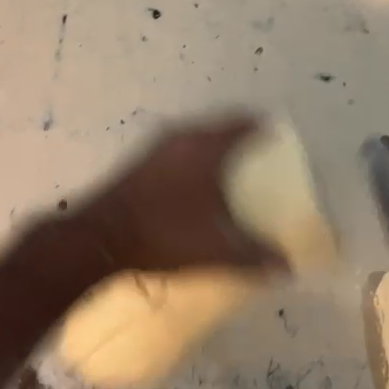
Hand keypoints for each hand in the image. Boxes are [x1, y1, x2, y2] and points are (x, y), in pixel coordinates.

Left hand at [75, 113, 290, 274]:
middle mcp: (183, 136)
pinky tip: (196, 185)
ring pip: (197, 138)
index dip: (264, 129)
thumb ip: (254, 255)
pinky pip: (179, 150)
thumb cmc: (165, 234)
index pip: (243, 124)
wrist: (101, 238)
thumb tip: (287, 263)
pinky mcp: (140, 161)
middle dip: (241, 140)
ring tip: (231, 174)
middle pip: (220, 128)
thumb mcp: (216, 250)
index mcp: (206, 146)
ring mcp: (157, 146)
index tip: (280, 139)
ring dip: (215, 150)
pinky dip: (194, 159)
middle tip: (260, 160)